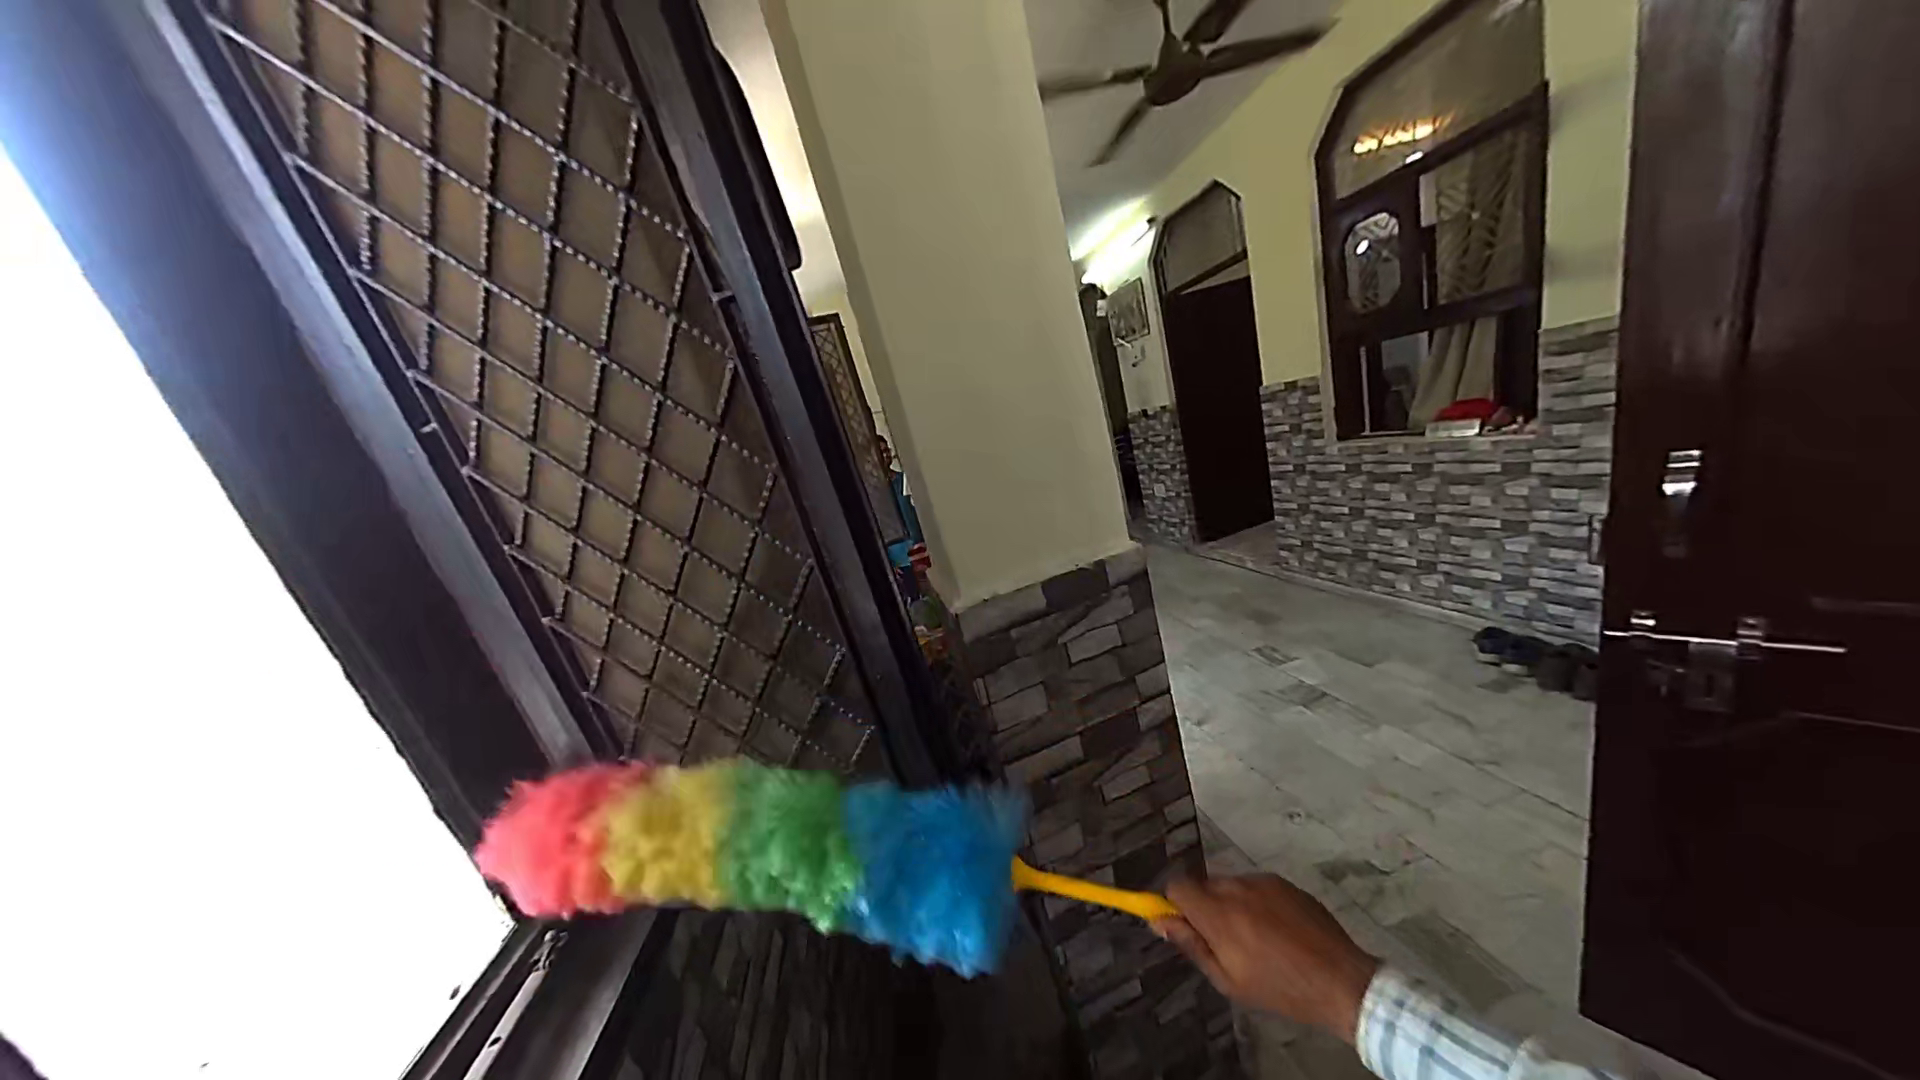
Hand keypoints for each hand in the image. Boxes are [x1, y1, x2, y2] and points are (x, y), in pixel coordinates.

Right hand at [1156, 874, 1379, 1042]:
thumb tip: (1159, 920)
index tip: (1187, 926)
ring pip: (1230, 885)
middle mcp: (1235, 887)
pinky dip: (1257, 902)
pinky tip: (1279, 931)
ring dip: (1232, 904)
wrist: (1344, 981)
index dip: (1176, 904)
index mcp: (1218, 913)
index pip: (1177, 886)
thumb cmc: (1281, 989)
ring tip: (1258, 938)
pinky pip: (1256, 886)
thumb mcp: (1229, 981)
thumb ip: (1191, 945)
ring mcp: (1261, 880)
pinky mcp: (1283, 881)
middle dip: (1206, 907)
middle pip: (1203, 885)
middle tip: (1227, 941)